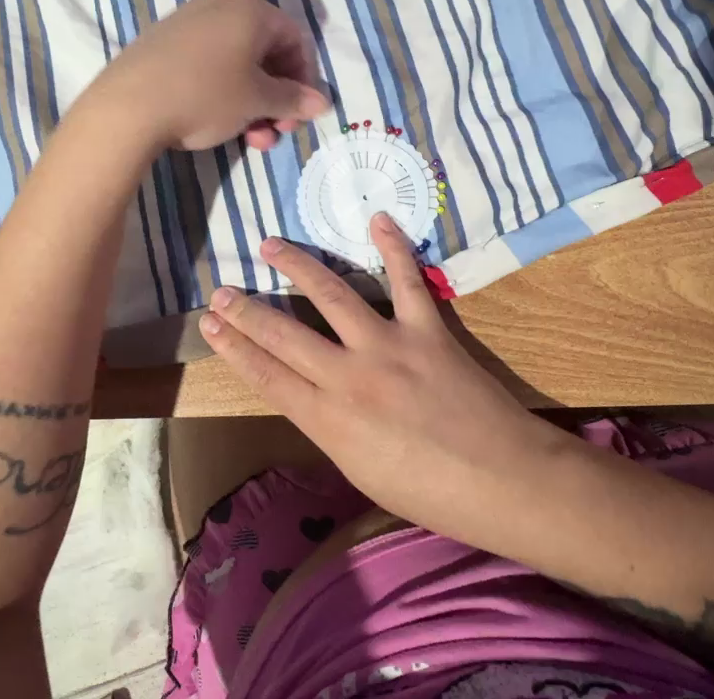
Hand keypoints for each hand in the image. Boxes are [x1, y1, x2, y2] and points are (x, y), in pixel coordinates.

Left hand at [85, 0, 329, 151]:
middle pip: (264, 52)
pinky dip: (221, 93)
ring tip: (250, 140)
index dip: (304, 78)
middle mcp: (219, 6)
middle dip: (276, 98)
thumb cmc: (205, 95)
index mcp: (249, 9)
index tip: (299, 113)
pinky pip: (206, 65)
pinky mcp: (162, 45)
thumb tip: (322, 103)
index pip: (294, 38)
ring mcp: (186, 24)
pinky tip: (216, 125)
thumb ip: (293, 100)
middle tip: (276, 132)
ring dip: (251, 104)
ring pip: (235, 64)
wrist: (128, 106)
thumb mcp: (257, 102)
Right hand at [198, 213, 570, 547]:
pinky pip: (406, 280)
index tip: (209, 322)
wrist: (504, 482)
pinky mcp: (427, 329)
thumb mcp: (360, 470)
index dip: (232, 345)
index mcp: (328, 420)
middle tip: (220, 290)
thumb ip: (330, 425)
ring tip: (270, 245)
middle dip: (245, 310)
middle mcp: (348, 376)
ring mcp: (388, 346)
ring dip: (297, 266)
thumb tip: (310, 393)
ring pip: (331, 294)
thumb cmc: (430, 493)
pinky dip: (393, 247)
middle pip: (283, 333)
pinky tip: (377, 220)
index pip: (265, 373)